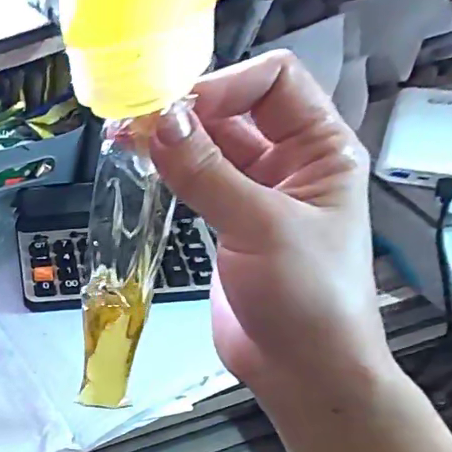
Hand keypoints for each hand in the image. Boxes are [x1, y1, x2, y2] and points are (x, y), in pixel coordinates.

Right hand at [150, 51, 395, 405]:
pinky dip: (172, 174)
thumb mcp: (261, 227)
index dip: (225, 87)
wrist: (303, 369)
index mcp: (321, 149)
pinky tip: (144, 169)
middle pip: (236, 112)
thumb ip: (208, 175)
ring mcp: (257, 197)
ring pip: (212, 150)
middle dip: (190, 112)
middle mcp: (291, 165)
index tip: (176, 110)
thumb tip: (161, 123)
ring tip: (129, 140)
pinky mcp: (229, 228)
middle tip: (137, 120)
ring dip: (175, 142)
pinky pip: (198, 185)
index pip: (274, 82)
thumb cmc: (310, 299)